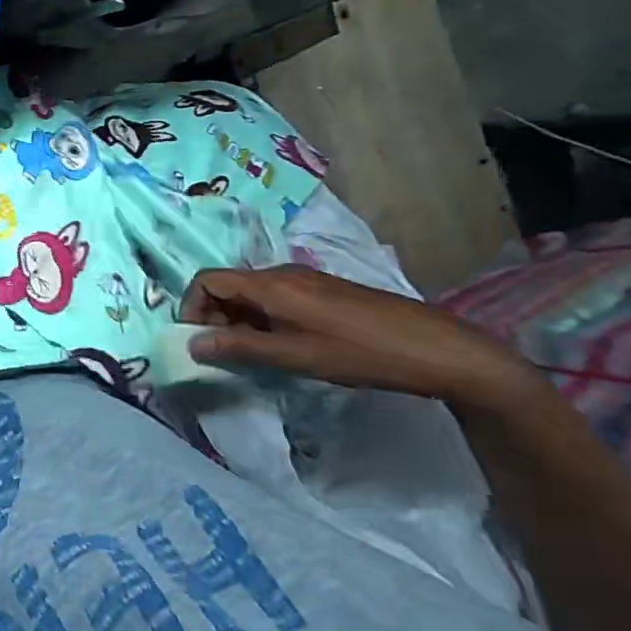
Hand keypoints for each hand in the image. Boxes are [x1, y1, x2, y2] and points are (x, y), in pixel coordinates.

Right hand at [180, 266, 540, 410]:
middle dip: (212, 316)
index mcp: (271, 284)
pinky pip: (274, 298)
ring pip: (251, 293)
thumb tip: (191, 344)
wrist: (440, 349)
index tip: (196, 341)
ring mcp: (304, 280)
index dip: (191, 307)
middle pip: (227, 285)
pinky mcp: (322, 292)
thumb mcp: (295, 356)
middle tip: (221, 353)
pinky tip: (281, 346)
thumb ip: (239, 347)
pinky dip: (262, 319)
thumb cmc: (361, 353)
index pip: (207, 280)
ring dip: (238, 320)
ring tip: (251, 354)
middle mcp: (282, 273)